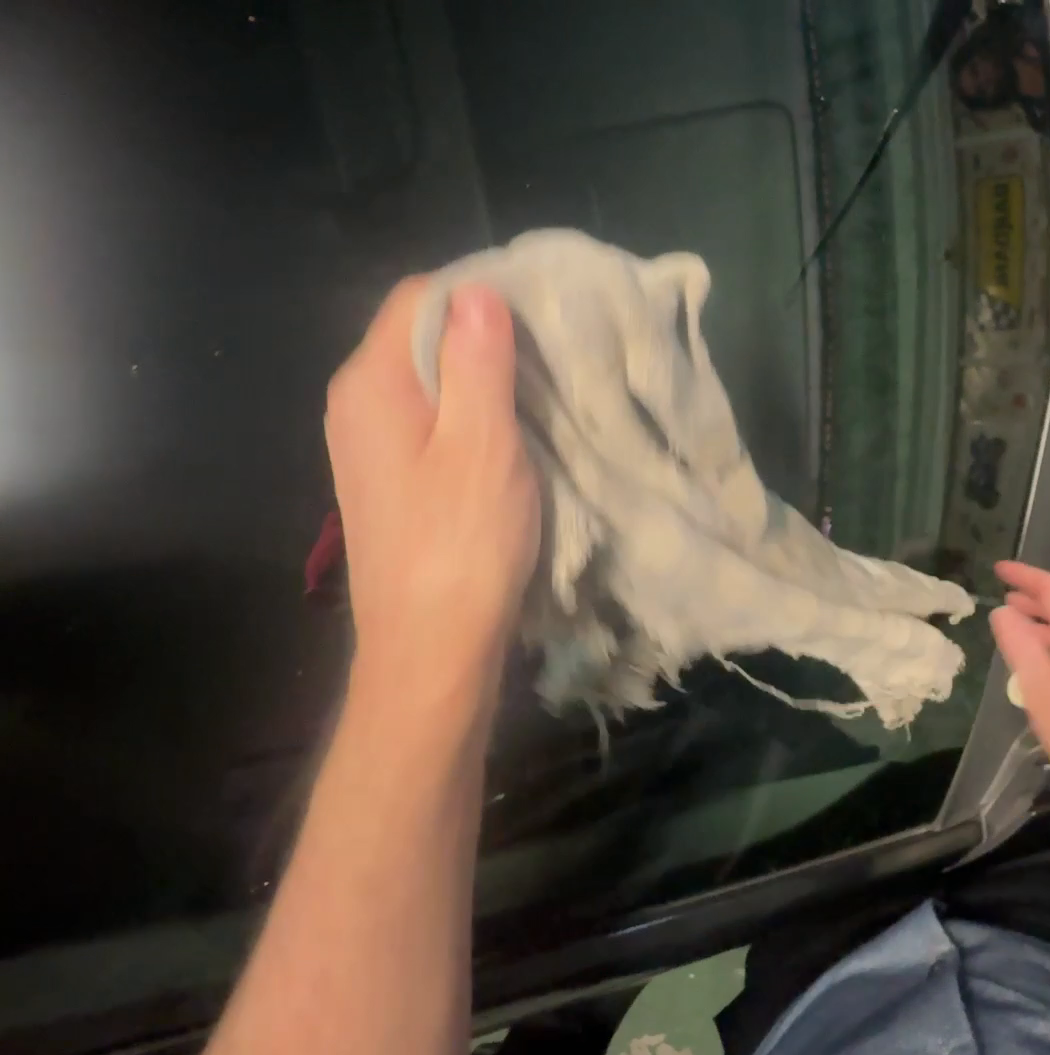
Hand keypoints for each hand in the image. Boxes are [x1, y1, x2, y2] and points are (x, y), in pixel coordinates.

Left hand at [324, 280, 538, 683]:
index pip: (420, 298)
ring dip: (489, 379)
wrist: (432, 644)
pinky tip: (520, 438)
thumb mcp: (483, 446)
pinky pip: (437, 419)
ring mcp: (373, 443)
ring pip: (434, 380)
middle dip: (491, 336)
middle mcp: (359, 403)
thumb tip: (479, 288)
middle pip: (423, 336)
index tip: (550, 312)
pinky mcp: (395, 476)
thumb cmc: (462, 543)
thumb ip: (478, 365)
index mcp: (373, 385)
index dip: (484, 293)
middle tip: (562, 353)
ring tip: (551, 392)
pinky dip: (479, 415)